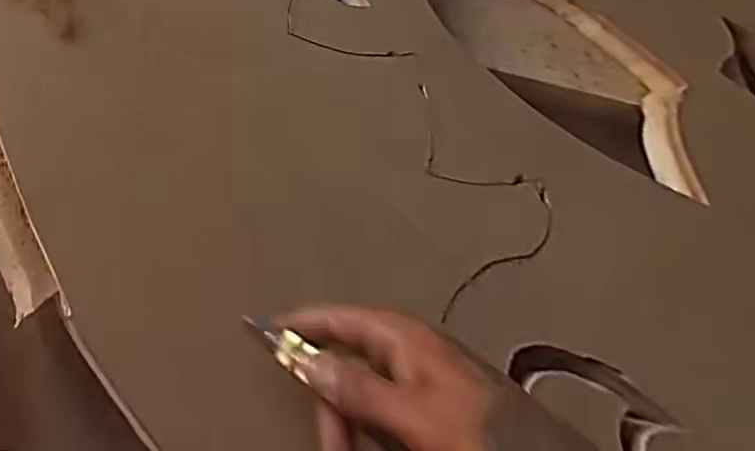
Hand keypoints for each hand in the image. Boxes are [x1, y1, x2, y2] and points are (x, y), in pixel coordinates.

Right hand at [276, 306, 492, 450]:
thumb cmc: (487, 437)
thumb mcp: (412, 414)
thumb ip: (354, 384)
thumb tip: (306, 361)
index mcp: (402, 335)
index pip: (333, 317)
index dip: (299, 325)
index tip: (268, 333)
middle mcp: (412, 349)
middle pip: (348, 361)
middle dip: (332, 399)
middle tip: (330, 438)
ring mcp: (431, 379)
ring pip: (369, 391)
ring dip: (354, 421)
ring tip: (353, 446)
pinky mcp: (446, 409)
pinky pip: (393, 411)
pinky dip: (380, 429)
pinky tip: (387, 445)